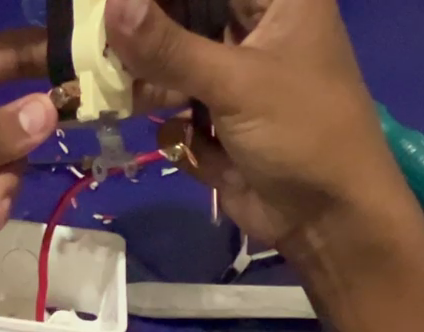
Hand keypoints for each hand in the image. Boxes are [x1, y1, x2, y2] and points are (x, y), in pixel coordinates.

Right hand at [106, 0, 415, 251]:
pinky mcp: (219, 131)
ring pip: (176, 70)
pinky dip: (168, 128)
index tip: (115, 6)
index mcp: (277, 0)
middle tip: (97, 45)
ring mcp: (235, 86)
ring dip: (145, 83)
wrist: (326, 218)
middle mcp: (254, 35)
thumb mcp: (235, 82)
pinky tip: (164, 136)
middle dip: (145, 35)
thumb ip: (169, 48)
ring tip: (108, 91)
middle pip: (186, 19)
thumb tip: (112, 6)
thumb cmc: (301, 131)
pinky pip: (180, 118)